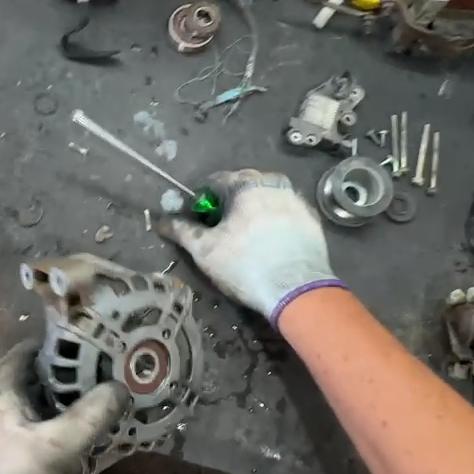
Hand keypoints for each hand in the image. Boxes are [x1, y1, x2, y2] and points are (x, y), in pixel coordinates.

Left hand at [0, 343, 129, 473]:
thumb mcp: (52, 451)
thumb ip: (89, 417)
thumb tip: (123, 386)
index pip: (43, 345)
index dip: (77, 346)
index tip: (113, 351)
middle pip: (49, 369)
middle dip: (84, 373)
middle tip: (123, 375)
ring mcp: (5, 414)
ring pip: (51, 393)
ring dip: (80, 396)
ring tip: (117, 396)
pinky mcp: (14, 436)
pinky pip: (48, 414)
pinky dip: (70, 416)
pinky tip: (97, 423)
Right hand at [157, 169, 343, 324]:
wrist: (298, 291)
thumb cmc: (246, 265)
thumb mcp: (205, 250)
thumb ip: (182, 230)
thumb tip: (161, 221)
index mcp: (247, 183)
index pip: (215, 182)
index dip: (202, 202)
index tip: (200, 222)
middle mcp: (274, 183)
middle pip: (242, 188)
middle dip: (229, 205)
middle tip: (222, 232)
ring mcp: (297, 200)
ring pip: (265, 199)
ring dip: (252, 212)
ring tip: (246, 240)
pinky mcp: (312, 219)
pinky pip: (284, 213)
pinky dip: (274, 222)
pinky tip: (270, 245)